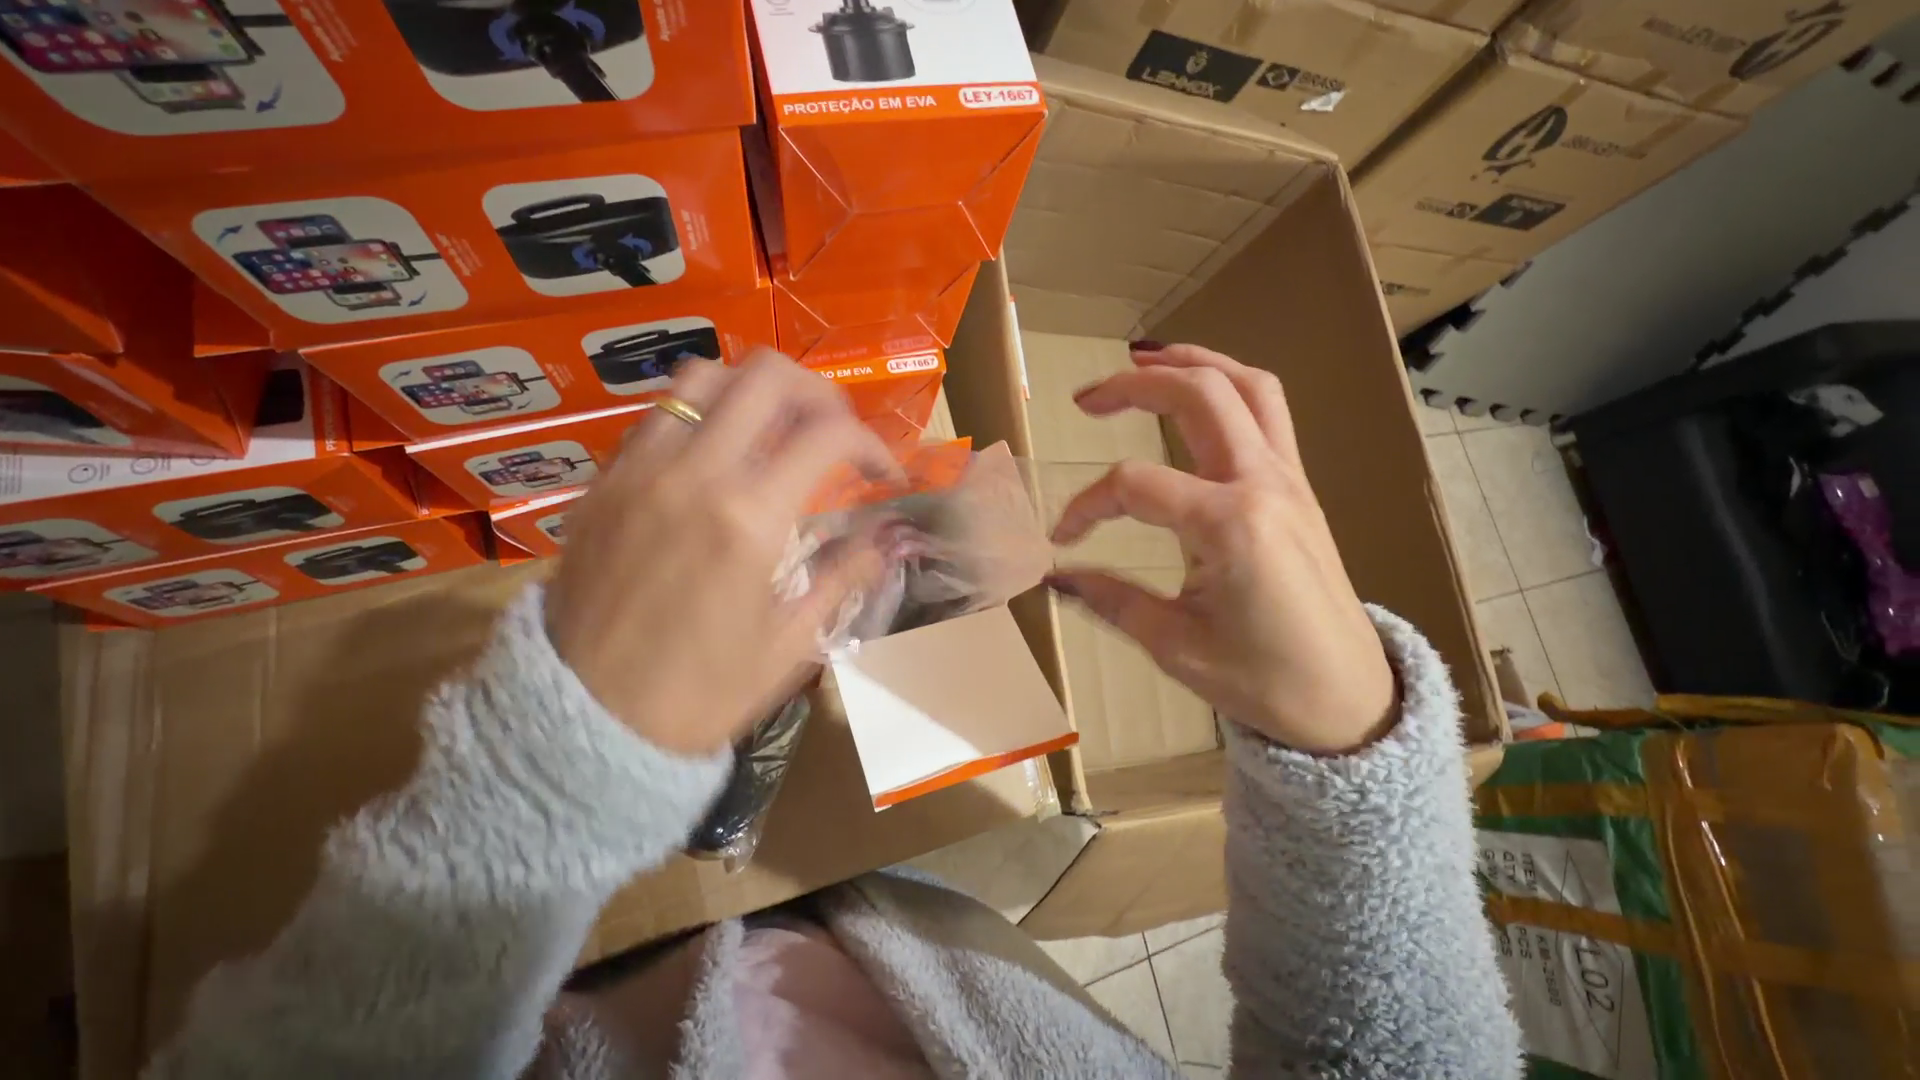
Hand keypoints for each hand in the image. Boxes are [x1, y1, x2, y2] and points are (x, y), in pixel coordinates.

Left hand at [545, 349, 897, 756]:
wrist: (586, 723)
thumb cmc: (701, 694)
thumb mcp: (791, 643)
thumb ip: (847, 573)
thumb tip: (893, 536)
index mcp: (750, 519)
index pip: (830, 434)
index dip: (873, 444)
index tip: (883, 473)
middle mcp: (695, 473)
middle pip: (768, 375)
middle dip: (820, 394)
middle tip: (835, 434)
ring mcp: (641, 469)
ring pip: (704, 377)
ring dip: (753, 391)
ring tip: (774, 432)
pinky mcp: (604, 481)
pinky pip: (658, 414)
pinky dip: (700, 415)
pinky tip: (715, 459)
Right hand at [1047, 344, 1397, 755]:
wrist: (1350, 700)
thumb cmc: (1266, 683)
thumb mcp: (1176, 646)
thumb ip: (1111, 599)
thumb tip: (1054, 576)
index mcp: (1229, 526)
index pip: (1134, 485)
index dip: (1086, 505)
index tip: (1063, 540)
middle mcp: (1263, 484)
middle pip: (1197, 395)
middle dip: (1134, 384)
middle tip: (1086, 400)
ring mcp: (1289, 479)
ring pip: (1245, 386)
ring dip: (1191, 363)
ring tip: (1143, 361)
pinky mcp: (1300, 487)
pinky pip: (1269, 411)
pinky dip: (1228, 387)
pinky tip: (1198, 398)